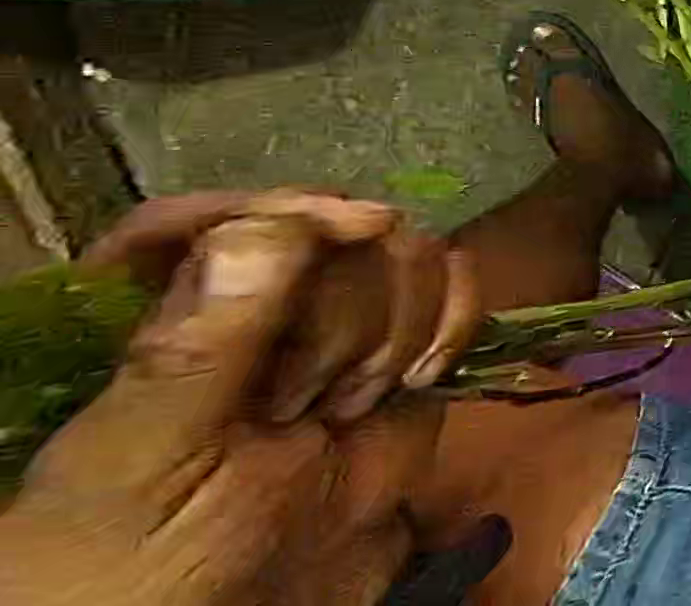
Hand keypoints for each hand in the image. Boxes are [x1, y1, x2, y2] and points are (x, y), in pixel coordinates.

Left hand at [0, 215, 444, 605]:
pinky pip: (463, 287)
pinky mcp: (419, 340)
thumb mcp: (144, 465)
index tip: (347, 227)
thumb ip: (195, 349)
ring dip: (401, 327)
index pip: (208, 219)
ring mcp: (354, 318)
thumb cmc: (149, 563)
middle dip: (343, 314)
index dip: (278, 211)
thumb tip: (268, 231)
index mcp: (158, 320)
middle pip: (338, 237)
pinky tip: (428, 374)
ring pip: (410, 253)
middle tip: (306, 400)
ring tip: (357, 404)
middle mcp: (265, 301)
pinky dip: (459, 319)